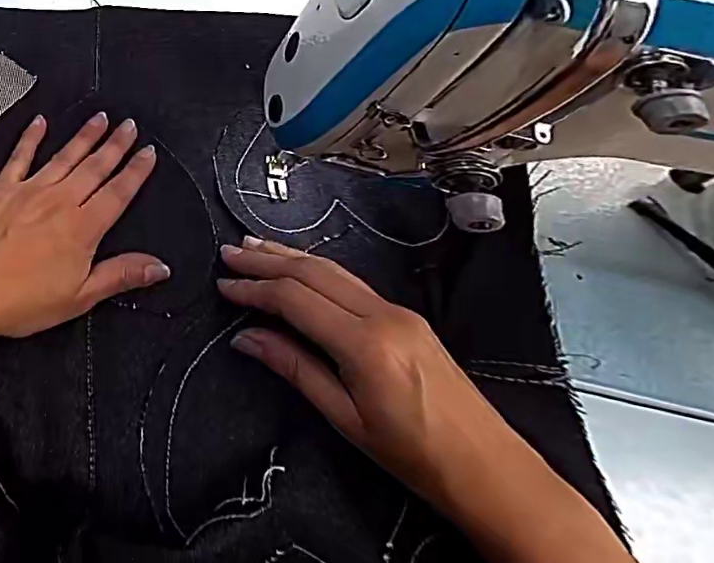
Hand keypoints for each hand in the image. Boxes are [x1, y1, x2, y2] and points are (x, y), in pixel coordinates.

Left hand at [0, 113, 166, 340]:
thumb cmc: (16, 300)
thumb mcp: (79, 297)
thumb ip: (121, 276)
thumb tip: (158, 267)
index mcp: (82, 228)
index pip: (118, 192)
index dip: (136, 171)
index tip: (148, 153)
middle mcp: (60, 202)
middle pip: (96, 166)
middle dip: (116, 144)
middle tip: (130, 126)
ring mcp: (30, 191)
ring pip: (66, 156)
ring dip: (85, 136)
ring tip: (101, 118)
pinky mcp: (2, 190)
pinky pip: (21, 157)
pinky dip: (31, 137)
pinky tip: (39, 122)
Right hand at [215, 238, 512, 506]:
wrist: (488, 466)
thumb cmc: (416, 456)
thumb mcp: (346, 420)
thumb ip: (295, 368)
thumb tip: (248, 338)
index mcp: (365, 344)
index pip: (296, 298)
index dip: (255, 288)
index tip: (225, 284)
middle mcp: (382, 314)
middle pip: (312, 271)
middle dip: (267, 259)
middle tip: (231, 252)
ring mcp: (396, 309)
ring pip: (332, 269)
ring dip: (290, 256)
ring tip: (256, 247)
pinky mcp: (406, 314)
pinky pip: (351, 281)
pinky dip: (316, 269)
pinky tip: (299, 267)